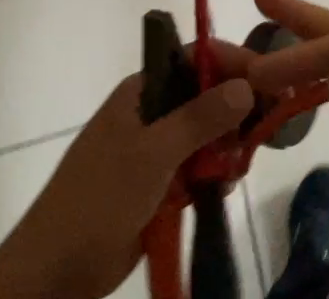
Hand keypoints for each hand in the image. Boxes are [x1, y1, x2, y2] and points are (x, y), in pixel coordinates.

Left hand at [0, 44, 256, 298]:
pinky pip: (200, 166)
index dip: (234, 63)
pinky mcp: (161, 183)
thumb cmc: (98, 199)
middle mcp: (152, 112)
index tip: (271, 79)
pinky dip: (215, 173)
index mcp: (142, 91)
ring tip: (241, 164)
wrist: (56, 270)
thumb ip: (200, 118)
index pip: (196, 58)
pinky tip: (224, 186)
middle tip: (266, 128)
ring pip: (208, 133)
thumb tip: (247, 84)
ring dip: (228, 146)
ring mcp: (156, 149)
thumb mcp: (151, 154)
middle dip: (237, 109)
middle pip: (207, 95)